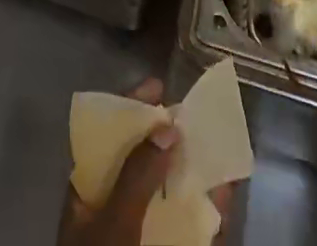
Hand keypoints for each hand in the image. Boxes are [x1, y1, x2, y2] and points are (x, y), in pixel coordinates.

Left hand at [58, 79, 230, 245]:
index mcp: (87, 194)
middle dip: (170, 134)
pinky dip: (209, 206)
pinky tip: (229, 190)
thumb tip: (168, 126)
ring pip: (169, 188)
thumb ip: (138, 175)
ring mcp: (141, 232)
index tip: (158, 84)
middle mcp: (113, 207)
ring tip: (219, 143)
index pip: (106, 136)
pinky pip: (191, 225)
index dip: (129, 107)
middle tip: (197, 112)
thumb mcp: (113, 224)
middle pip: (142, 158)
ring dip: (193, 166)